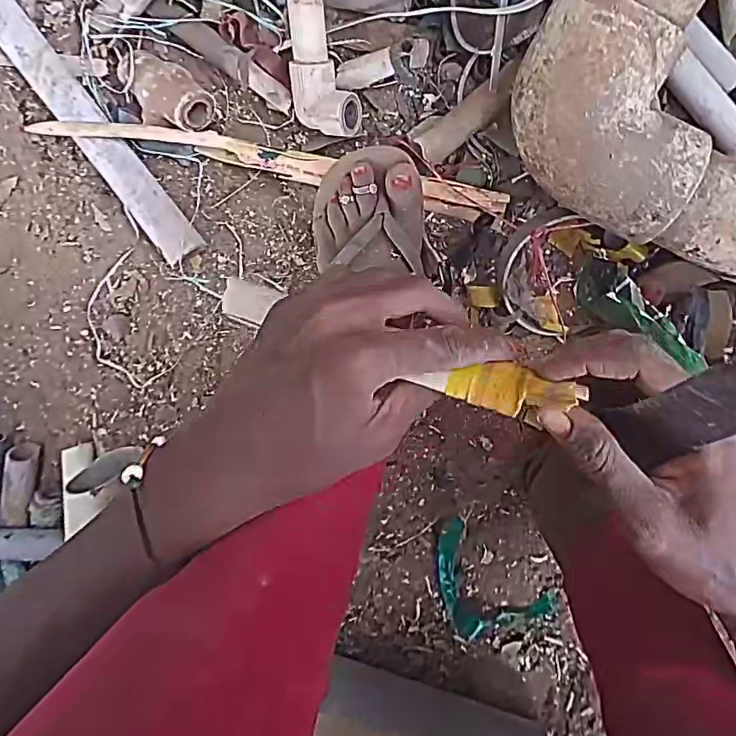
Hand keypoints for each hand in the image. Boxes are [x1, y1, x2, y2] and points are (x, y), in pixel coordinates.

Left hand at [146, 269, 513, 557]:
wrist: (230, 452)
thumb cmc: (303, 459)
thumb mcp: (375, 438)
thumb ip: (419, 393)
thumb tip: (451, 369)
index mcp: (358, 357)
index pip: (436, 342)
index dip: (477, 345)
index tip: (505, 346)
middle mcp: (335, 315)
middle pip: (412, 288)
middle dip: (446, 309)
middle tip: (461, 334)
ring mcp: (310, 300)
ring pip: (381, 276)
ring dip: (411, 297)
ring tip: (422, 328)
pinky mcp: (294, 301)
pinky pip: (349, 283)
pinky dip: (376, 296)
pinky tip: (380, 323)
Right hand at [532, 333, 735, 620]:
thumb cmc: (714, 561)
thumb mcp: (649, 518)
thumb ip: (602, 462)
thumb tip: (551, 414)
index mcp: (709, 416)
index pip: (641, 358)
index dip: (587, 356)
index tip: (545, 371)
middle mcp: (703, 403)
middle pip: (632, 354)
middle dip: (579, 360)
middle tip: (537, 379)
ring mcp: (690, 412)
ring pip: (627, 370)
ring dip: (583, 376)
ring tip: (546, 391)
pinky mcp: (675, 424)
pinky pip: (628, 393)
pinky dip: (593, 395)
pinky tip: (569, 409)